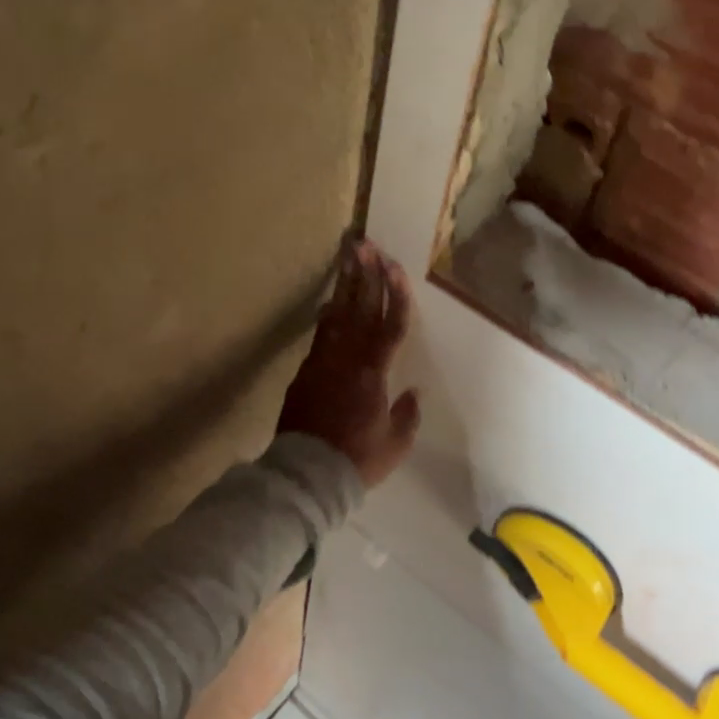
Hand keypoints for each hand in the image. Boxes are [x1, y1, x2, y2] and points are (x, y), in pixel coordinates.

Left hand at [277, 238, 418, 487]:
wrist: (307, 474)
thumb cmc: (357, 459)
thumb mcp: (395, 443)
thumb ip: (406, 415)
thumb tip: (412, 392)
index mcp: (374, 372)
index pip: (391, 325)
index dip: (396, 294)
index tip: (395, 266)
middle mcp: (348, 358)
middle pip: (360, 308)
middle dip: (365, 274)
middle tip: (365, 244)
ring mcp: (323, 361)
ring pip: (338, 314)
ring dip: (345, 285)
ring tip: (348, 258)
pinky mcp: (306, 371)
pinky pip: (321, 334)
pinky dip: (329, 314)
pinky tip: (332, 302)